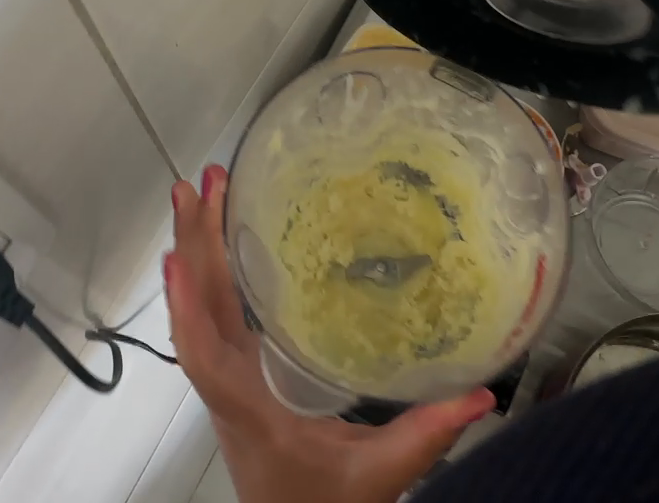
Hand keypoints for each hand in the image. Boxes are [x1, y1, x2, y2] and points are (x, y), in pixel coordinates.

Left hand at [165, 167, 494, 502]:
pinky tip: (217, 235)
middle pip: (197, 309)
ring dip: (197, 247)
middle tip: (197, 184)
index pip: (203, 355)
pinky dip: (211, 269)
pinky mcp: (239, 365)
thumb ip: (427, 434)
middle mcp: (229, 383)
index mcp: (250, 406)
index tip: (177, 257)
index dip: (186, 307)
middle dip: (194, 243)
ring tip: (198, 191)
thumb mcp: (378, 474)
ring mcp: (230, 371)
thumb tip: (482, 393)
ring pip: (201, 304)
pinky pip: (215, 311)